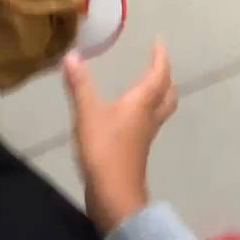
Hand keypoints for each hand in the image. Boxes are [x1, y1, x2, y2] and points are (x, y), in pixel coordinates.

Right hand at [62, 43, 176, 234]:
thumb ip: (80, 84)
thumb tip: (72, 54)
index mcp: (141, 104)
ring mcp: (144, 136)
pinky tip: (127, 112)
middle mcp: (148, 117)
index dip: (160, 58)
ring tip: (146, 83)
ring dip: (158, 94)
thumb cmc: (105, 151)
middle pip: (167, 94)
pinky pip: (147, 121)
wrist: (114, 197)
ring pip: (160, 109)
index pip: (158, 76)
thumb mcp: (87, 113)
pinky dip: (144, 109)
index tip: (158, 42)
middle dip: (165, 77)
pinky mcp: (136, 150)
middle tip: (156, 63)